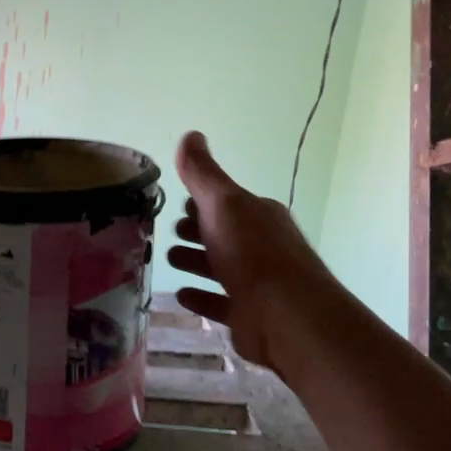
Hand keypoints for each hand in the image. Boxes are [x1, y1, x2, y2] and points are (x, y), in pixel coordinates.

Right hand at [165, 131, 338, 376]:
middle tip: (164, 232)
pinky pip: (218, 302)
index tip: (173, 203)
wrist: (286, 315)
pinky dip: (200, 297)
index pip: (223, 203)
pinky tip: (180, 295)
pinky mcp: (247, 314)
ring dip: (194, 262)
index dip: (198, 202)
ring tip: (167, 261)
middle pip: (221, 234)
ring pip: (219, 267)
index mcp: (257, 216)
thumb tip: (190, 134)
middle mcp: (260, 246)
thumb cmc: (252, 253)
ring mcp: (256, 282)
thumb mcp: (222, 204)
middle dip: (194, 231)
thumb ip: (202, 173)